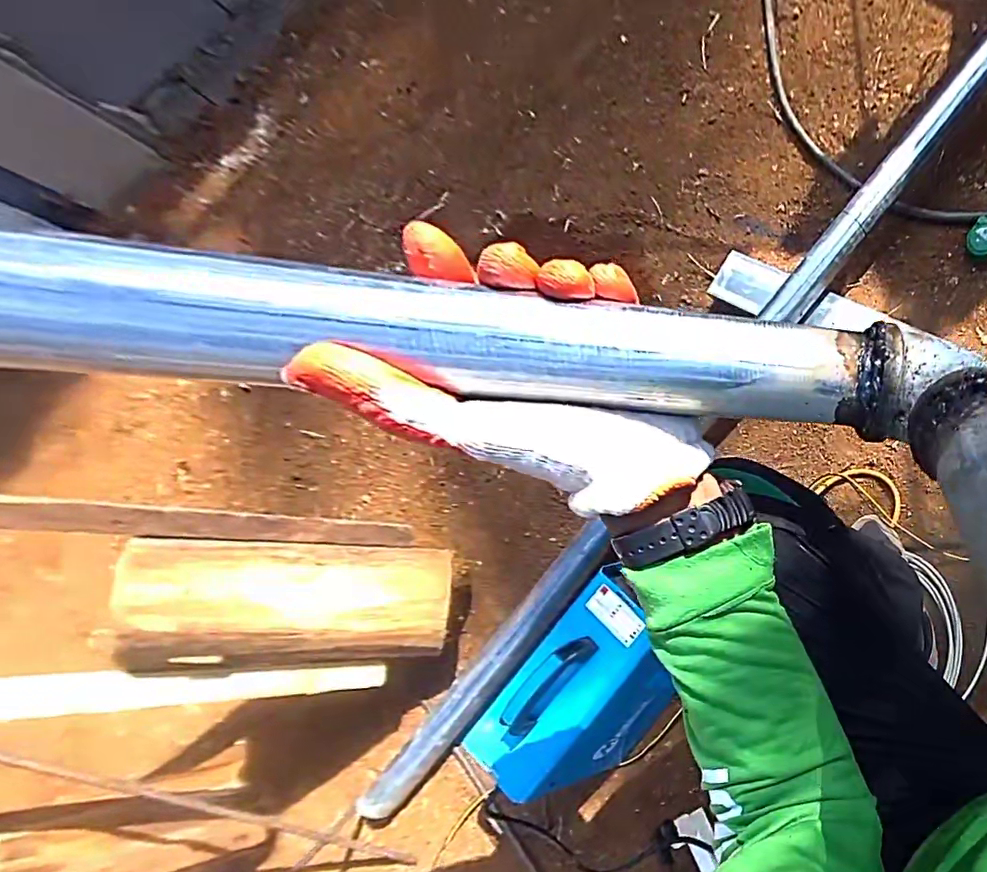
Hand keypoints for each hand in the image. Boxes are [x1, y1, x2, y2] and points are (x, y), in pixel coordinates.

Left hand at [281, 221, 713, 517]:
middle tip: (510, 267)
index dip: (439, 273)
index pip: (455, 311)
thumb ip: (397, 404)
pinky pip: (617, 305)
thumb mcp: (472, 433)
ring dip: (559, 272)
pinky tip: (606, 284)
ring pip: (561, 291)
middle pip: (509, 291)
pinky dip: (611, 287)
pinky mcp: (627, 349)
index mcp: (492, 373)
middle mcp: (535, 359)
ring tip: (566, 283)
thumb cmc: (567, 460)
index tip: (429, 244)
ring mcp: (583, 352)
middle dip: (506, 267)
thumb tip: (303, 363)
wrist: (645, 475)